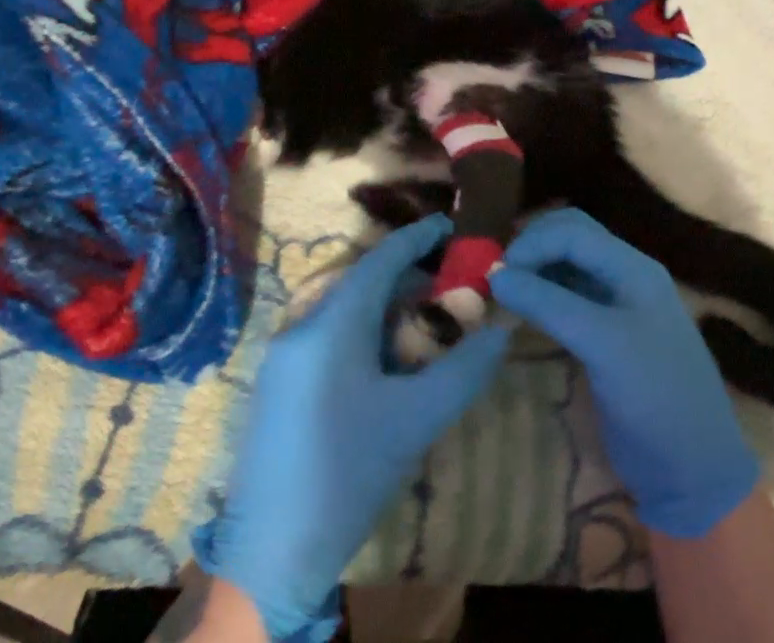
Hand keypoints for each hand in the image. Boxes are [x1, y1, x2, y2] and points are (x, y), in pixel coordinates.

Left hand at [195, 215, 512, 640]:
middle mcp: (300, 329)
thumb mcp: (416, 420)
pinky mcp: (279, 387)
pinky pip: (328, 340)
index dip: (416, 238)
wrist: (272, 548)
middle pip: (360, 285)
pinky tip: (391, 367)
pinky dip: (365, 337)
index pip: (379, 261)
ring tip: (429, 328)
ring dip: (387, 311)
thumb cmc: (348, 473)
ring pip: (343, 314)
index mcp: (330, 326)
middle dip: (407, 279)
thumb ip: (463, 371)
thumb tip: (501, 332)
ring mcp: (284, 359)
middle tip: (453, 288)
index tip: (450, 225)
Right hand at [490, 209, 758, 538]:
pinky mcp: (602, 338)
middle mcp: (624, 279)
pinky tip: (516, 314)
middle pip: (568, 240)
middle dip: (530, 250)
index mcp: (634, 269)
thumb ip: (549, 304)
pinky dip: (538, 301)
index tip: (496, 275)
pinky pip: (564, 302)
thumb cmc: (655, 397)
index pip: (572, 231)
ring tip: (498, 295)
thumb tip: (495, 275)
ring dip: (531, 274)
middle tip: (494, 279)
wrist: (690, 467)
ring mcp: (613, 309)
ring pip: (564, 270)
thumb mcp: (603, 344)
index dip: (532, 244)